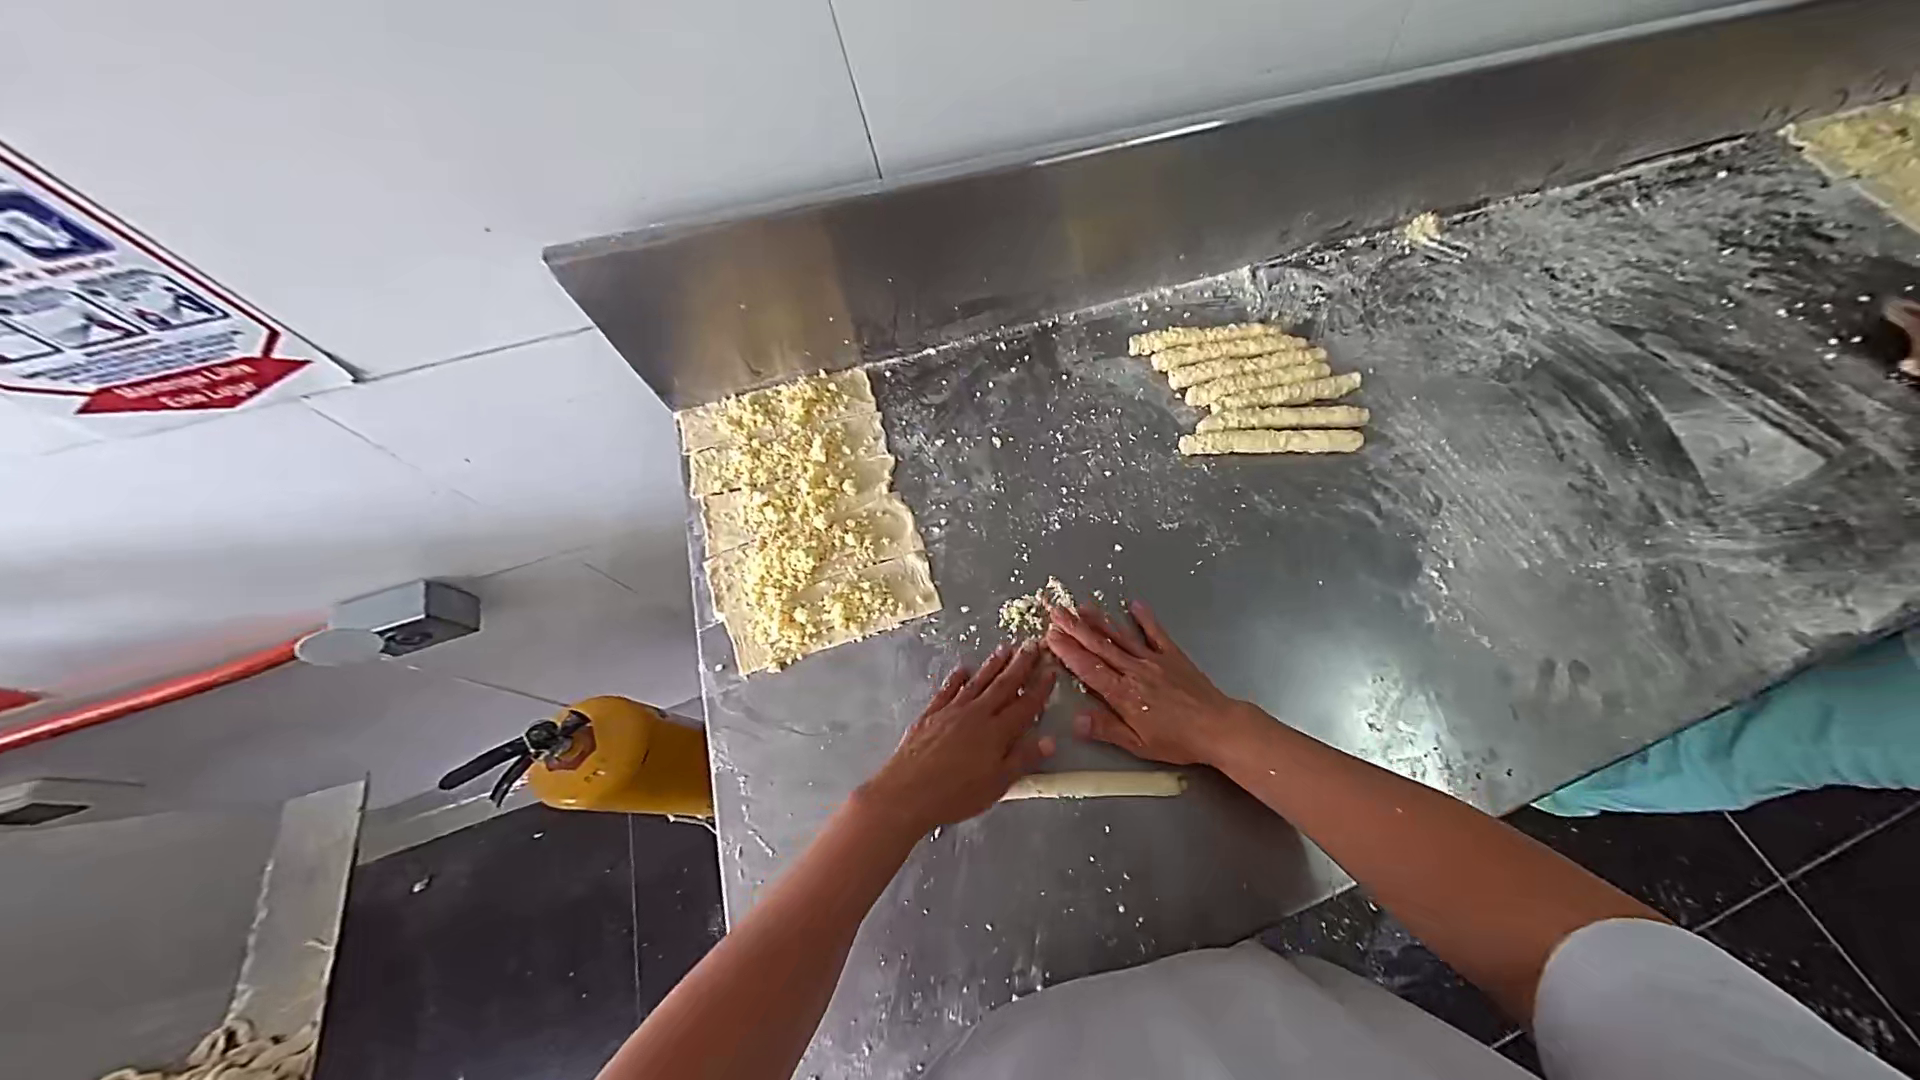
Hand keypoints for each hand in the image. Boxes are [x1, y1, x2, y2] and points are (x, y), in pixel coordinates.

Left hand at [857, 642, 1056, 833]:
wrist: (907, 792)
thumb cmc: (955, 794)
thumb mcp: (997, 785)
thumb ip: (1022, 759)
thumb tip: (1048, 742)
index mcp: (996, 732)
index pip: (1025, 705)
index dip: (1040, 688)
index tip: (1050, 671)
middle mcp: (976, 714)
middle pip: (1003, 685)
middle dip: (1020, 665)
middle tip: (1031, 646)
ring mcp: (951, 711)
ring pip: (978, 682)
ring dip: (993, 665)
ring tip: (1005, 649)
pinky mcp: (931, 714)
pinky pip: (948, 690)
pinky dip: (957, 678)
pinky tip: (963, 670)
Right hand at [1045, 600, 1261, 765]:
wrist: (1219, 728)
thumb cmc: (1178, 740)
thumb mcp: (1138, 744)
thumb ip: (1106, 728)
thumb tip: (1075, 721)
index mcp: (1123, 694)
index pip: (1088, 668)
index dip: (1067, 651)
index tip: (1051, 636)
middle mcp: (1134, 671)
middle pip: (1099, 646)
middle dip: (1075, 628)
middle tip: (1056, 612)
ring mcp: (1153, 660)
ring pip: (1120, 637)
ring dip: (1099, 621)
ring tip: (1081, 606)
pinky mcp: (1172, 655)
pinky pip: (1155, 633)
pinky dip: (1144, 618)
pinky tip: (1134, 604)